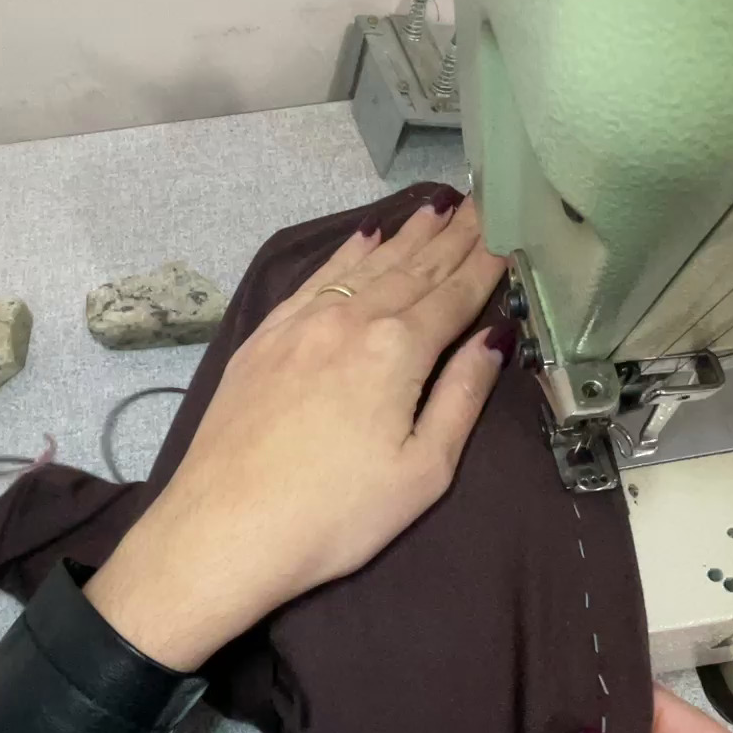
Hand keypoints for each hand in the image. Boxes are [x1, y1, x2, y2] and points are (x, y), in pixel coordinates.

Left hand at [85, 193, 511, 669]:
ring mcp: (300, 324)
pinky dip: (346, 255)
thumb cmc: (335, 516)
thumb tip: (494, 338)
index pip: (454, 295)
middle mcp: (349, 320)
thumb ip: (463, 397)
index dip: (485, 263)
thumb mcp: (423, 471)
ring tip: (434, 209)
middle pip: (413, 269)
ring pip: (365, 266)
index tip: (508, 229)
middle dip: (451, 235)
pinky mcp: (263, 338)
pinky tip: (362, 240)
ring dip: (404, 236)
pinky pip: (315, 279)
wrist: (224, 531)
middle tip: (479, 200)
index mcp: (397, 350)